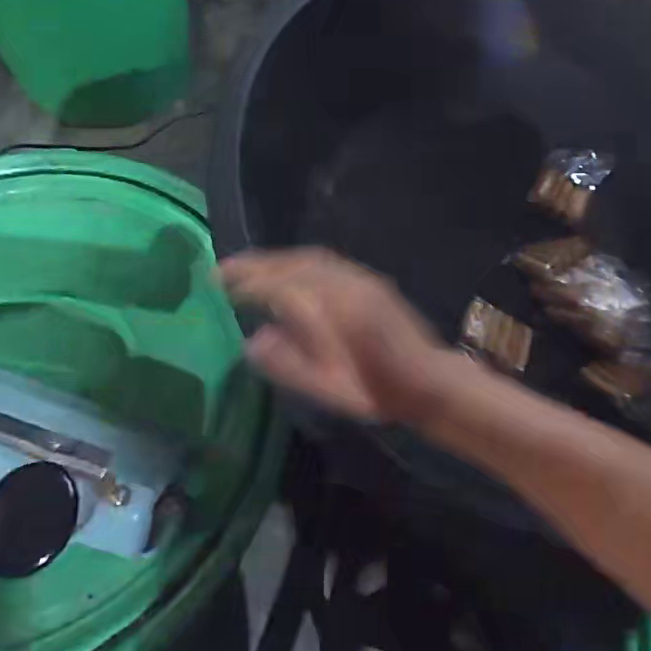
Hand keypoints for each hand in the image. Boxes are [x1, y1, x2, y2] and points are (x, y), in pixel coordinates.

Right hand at [218, 248, 468, 423]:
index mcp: (338, 311)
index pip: (282, 287)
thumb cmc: (378, 393)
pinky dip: (296, 259)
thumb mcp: (332, 392)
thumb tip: (252, 341)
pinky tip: (286, 268)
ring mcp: (360, 277)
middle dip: (255, 264)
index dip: (248, 284)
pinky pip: (325, 259)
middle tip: (222, 268)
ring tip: (248, 266)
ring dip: (275, 259)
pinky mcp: (369, 278)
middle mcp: (348, 285)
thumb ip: (290, 366)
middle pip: (293, 264)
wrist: (430, 382)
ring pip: (308, 257)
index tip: (219, 284)